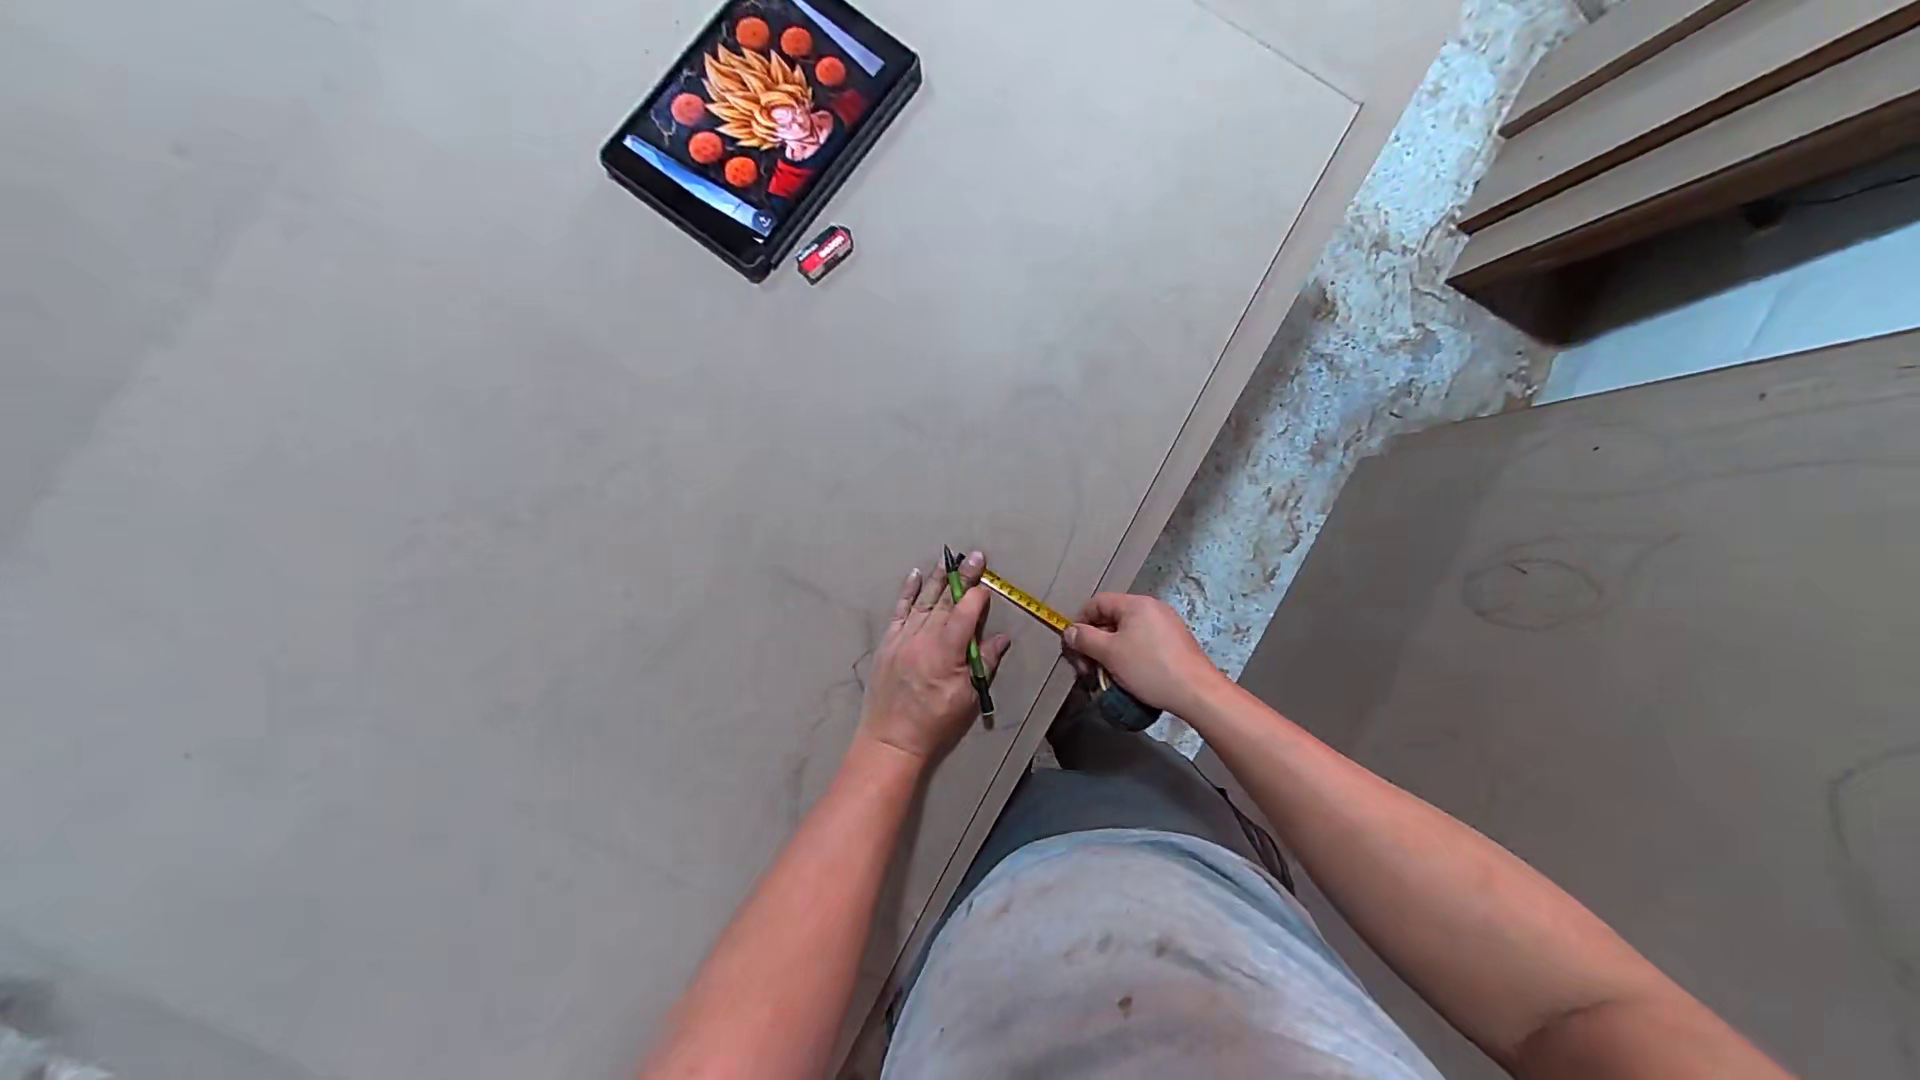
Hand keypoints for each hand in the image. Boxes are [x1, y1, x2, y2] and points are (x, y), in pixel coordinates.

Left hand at [857, 551, 1010, 764]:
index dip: (978, 596)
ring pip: (923, 600)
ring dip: (937, 578)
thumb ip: (984, 663)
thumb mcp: (968, 697)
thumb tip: (1001, 639)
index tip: (988, 585)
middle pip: (946, 600)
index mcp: (946, 651)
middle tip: (974, 555)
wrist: (891, 739)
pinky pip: (899, 610)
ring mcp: (903, 638)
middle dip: (962, 576)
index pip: (966, 613)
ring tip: (947, 558)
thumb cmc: (935, 723)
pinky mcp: (888, 643)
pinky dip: (907, 591)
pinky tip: (915, 575)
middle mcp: (923, 637)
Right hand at [1062, 593, 1226, 717]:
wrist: (1196, 693)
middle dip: (1093, 644)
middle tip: (1087, 668)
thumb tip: (1069, 631)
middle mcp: (1152, 609)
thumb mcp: (1109, 653)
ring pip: (1125, 634)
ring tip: (1104, 676)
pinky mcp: (1173, 644)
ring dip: (1109, 653)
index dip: (1080, 623)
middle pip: (1110, 619)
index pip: (1097, 603)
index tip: (1074, 647)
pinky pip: (1141, 644)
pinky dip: (1127, 657)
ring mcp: (1165, 626)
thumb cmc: (1150, 668)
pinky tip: (1125, 676)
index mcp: (1136, 604)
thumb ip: (1084, 639)